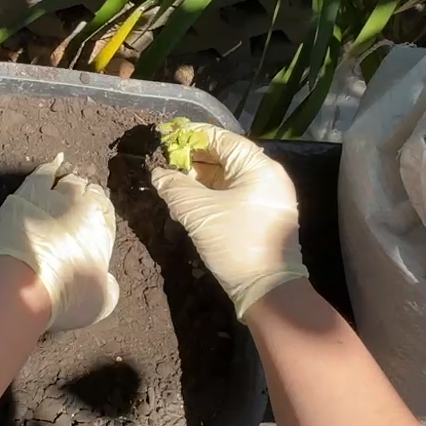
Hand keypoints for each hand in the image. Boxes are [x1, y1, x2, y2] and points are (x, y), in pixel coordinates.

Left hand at [0, 154, 119, 330]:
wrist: (20, 283)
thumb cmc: (66, 295)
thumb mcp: (100, 302)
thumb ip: (107, 286)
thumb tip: (105, 280)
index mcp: (102, 227)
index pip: (106, 209)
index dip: (99, 214)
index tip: (93, 222)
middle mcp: (81, 205)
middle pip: (86, 192)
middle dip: (83, 197)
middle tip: (76, 208)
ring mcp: (52, 196)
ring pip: (66, 180)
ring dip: (67, 182)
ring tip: (67, 184)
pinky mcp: (24, 194)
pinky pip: (43, 172)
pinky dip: (51, 167)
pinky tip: (55, 162)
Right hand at [151, 125, 306, 319]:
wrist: (268, 290)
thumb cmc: (236, 243)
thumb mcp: (199, 213)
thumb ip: (175, 188)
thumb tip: (158, 174)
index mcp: (258, 167)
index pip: (221, 138)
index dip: (191, 135)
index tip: (166, 136)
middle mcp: (267, 176)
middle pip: (225, 156)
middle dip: (193, 158)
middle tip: (164, 161)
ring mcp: (267, 196)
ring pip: (227, 176)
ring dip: (199, 177)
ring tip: (172, 180)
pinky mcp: (262, 215)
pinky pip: (233, 193)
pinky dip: (210, 192)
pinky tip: (189, 199)